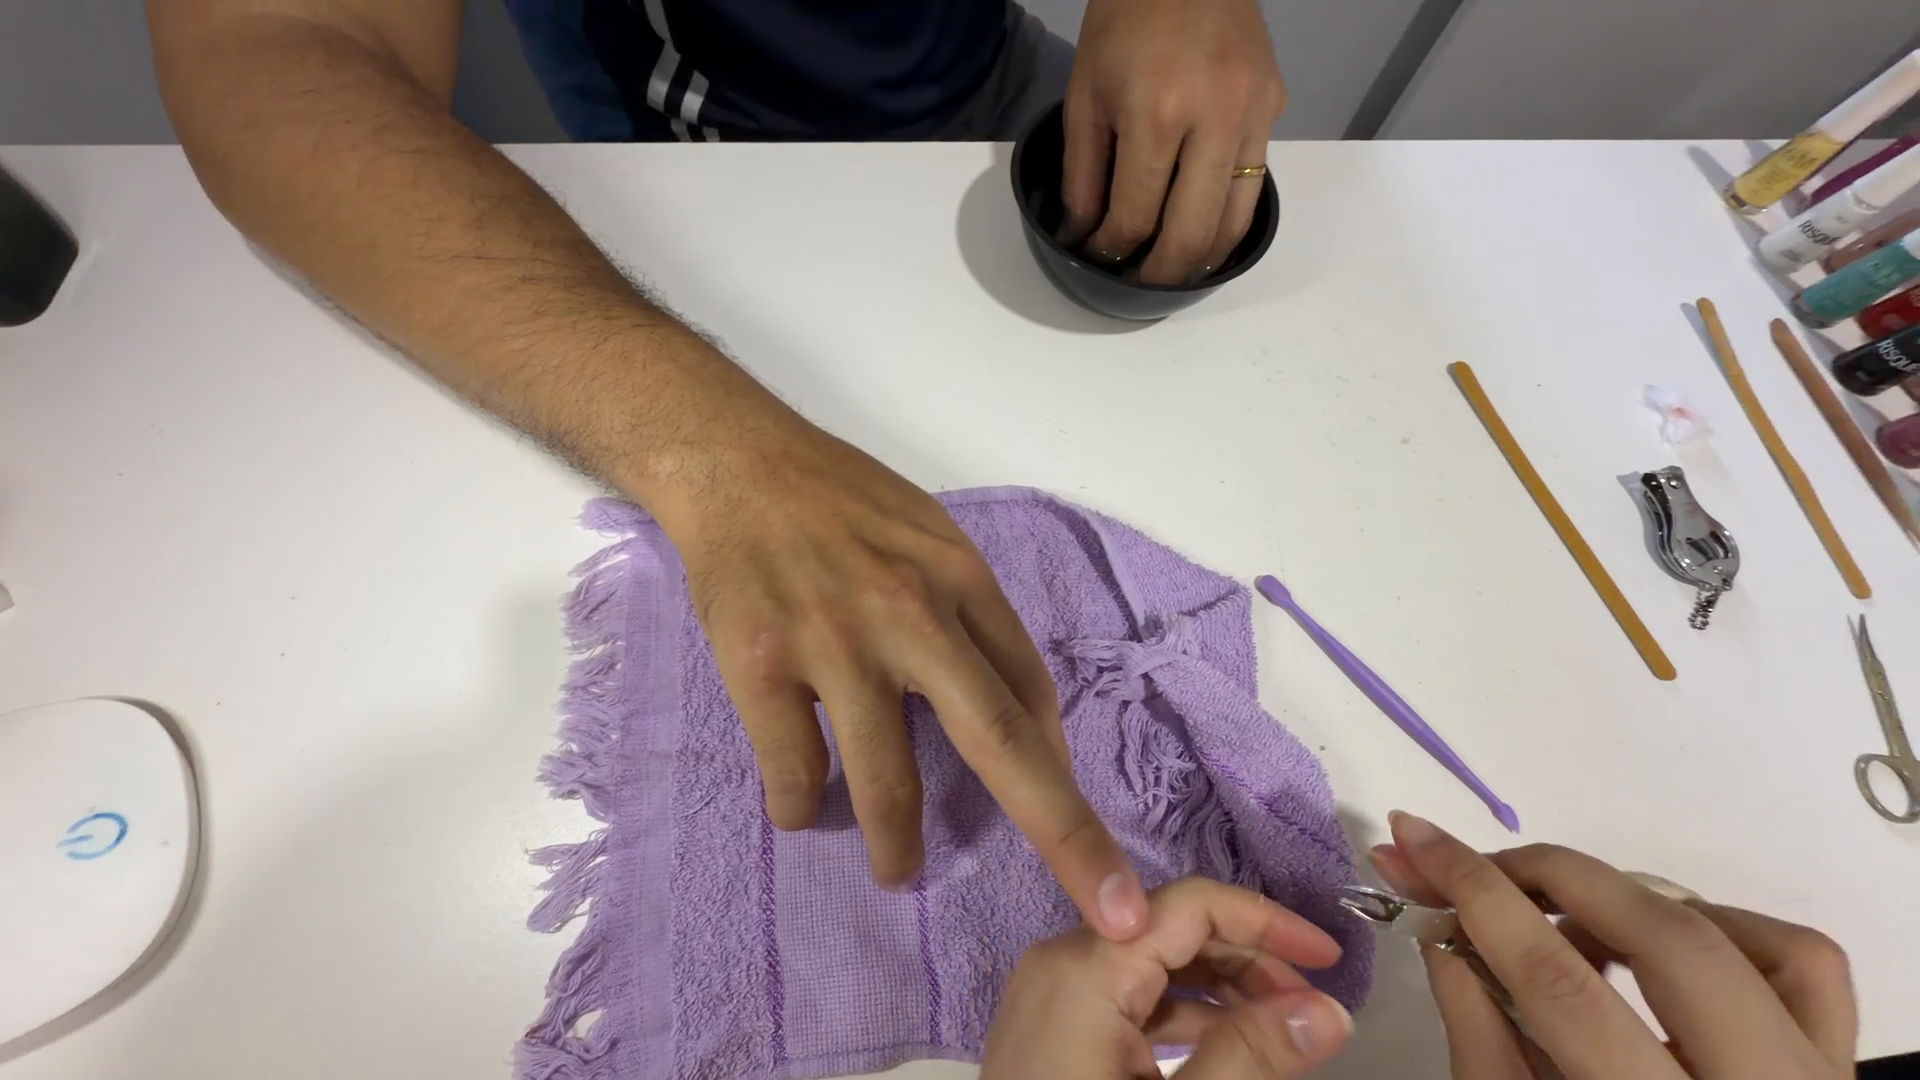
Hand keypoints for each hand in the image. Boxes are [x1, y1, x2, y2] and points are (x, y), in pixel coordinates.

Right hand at [653, 407, 1148, 936]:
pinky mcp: (761, 666)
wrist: (741, 464)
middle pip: (1000, 741)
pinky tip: (805, 806)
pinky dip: (802, 805)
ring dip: (898, 845)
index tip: (1077, 822)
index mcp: (961, 577)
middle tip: (1112, 913)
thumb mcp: (934, 535)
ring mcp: (834, 643)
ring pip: (885, 781)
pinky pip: (794, 771)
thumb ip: (978, 618)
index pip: (1032, 690)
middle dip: (1066, 834)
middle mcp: (910, 613)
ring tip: (900, 869)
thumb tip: (1022, 715)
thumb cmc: (845, 501)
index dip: (1059, 767)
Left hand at [981, 877, 1352, 1079]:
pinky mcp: (1054, 1024)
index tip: (1330, 957)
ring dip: (1219, 987)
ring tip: (1283, 1029)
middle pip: (1169, 928)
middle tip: (1314, 1008)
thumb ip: (1251, 1058)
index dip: (1263, 920)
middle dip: (1247, 958)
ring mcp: (1054, 991)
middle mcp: (1064, 959)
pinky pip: (1127, 996)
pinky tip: (1228, 1045)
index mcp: (1088, 966)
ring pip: (1150, 962)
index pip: (1187, 905)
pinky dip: (1181, 1012)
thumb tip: (1329, 1010)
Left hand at [1061, 0, 1285, 285]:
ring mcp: (1254, 115)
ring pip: (1232, 222)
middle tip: (1138, 281)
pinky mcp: (1275, 110)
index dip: (1110, 250)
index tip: (1097, 255)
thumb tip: (1084, 235)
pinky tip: (1203, 235)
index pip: (1134, 216)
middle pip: (1190, 234)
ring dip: (1199, 261)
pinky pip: (1253, 187)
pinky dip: (1226, 224)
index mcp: (1157, 112)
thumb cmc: (1125, 19)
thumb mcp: (1085, 96)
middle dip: (1158, 274)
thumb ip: (1083, 176)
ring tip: (1172, 272)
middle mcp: (1215, 119)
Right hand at [1371, 813, 1856, 1078]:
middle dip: (1541, 873)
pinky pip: (1795, 959)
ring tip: (1552, 921)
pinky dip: (1711, 920)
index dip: (1472, 889)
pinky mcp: (1839, 1065)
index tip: (1410, 833)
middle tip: (1466, 868)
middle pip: (1661, 935)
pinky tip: (1642, 943)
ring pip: (1733, 933)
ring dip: (1617, 899)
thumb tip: (1440, 921)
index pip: (1558, 980)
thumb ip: (1476, 1032)